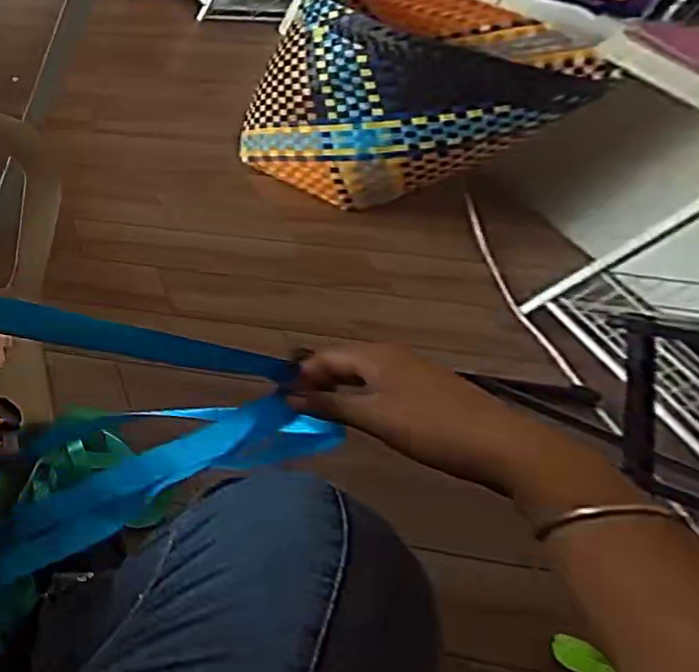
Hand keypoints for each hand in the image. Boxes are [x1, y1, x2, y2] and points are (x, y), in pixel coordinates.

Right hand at [290, 342, 576, 493]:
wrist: (517, 452)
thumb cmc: (433, 429)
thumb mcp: (372, 418)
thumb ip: (327, 405)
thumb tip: (290, 398)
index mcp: (373, 355)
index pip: (321, 357)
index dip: (301, 377)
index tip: (289, 400)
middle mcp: (392, 355)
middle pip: (342, 362)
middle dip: (321, 381)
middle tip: (309, 406)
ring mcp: (418, 371)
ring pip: (365, 374)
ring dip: (345, 389)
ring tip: (337, 413)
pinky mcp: (437, 389)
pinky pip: (387, 384)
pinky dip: (369, 395)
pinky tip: (374, 416)